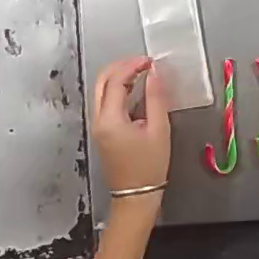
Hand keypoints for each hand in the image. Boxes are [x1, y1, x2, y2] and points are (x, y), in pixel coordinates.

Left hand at [93, 56, 170, 194]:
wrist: (136, 196)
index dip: (132, 66)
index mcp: (110, 120)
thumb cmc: (149, 168)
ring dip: (119, 78)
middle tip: (143, 63)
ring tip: (142, 73)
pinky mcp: (103, 132)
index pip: (115, 81)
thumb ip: (157, 98)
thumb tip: (155, 74)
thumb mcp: (159, 130)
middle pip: (102, 81)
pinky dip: (119, 91)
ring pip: (102, 91)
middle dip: (121, 67)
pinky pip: (107, 103)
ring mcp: (98, 126)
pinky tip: (136, 91)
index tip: (149, 61)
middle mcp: (98, 121)